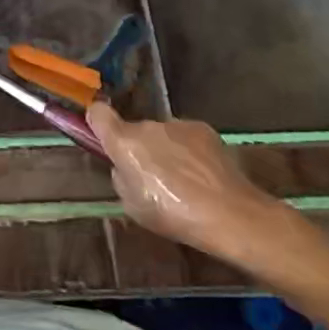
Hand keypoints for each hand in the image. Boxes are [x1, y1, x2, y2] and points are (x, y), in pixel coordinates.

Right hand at [86, 101, 287, 259]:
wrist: (231, 215)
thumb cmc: (173, 216)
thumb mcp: (132, 206)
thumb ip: (122, 178)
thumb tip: (126, 167)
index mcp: (124, 142)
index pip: (98, 113)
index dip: (97, 123)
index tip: (103, 138)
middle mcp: (148, 126)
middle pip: (134, 130)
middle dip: (138, 148)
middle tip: (151, 177)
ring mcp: (178, 125)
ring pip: (161, 134)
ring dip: (165, 149)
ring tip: (183, 181)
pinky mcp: (204, 129)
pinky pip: (185, 137)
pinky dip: (188, 150)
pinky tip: (202, 175)